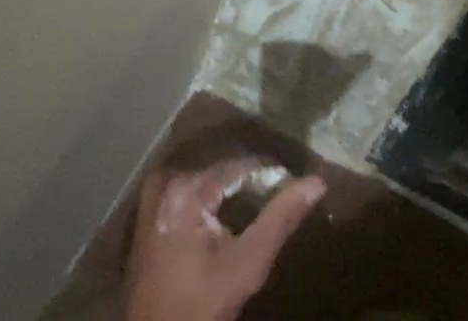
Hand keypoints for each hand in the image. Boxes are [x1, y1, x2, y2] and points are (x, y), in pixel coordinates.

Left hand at [121, 159, 326, 320]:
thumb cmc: (202, 303)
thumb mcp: (249, 262)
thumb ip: (281, 217)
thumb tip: (318, 181)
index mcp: (189, 187)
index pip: (244, 165)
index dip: (274, 176)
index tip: (295, 191)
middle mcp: (168, 181)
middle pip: (225, 171)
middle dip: (253, 186)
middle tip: (277, 205)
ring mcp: (154, 197)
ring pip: (209, 181)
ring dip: (233, 194)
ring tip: (257, 214)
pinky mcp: (149, 215)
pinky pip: (190, 194)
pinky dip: (211, 202)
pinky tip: (227, 224)